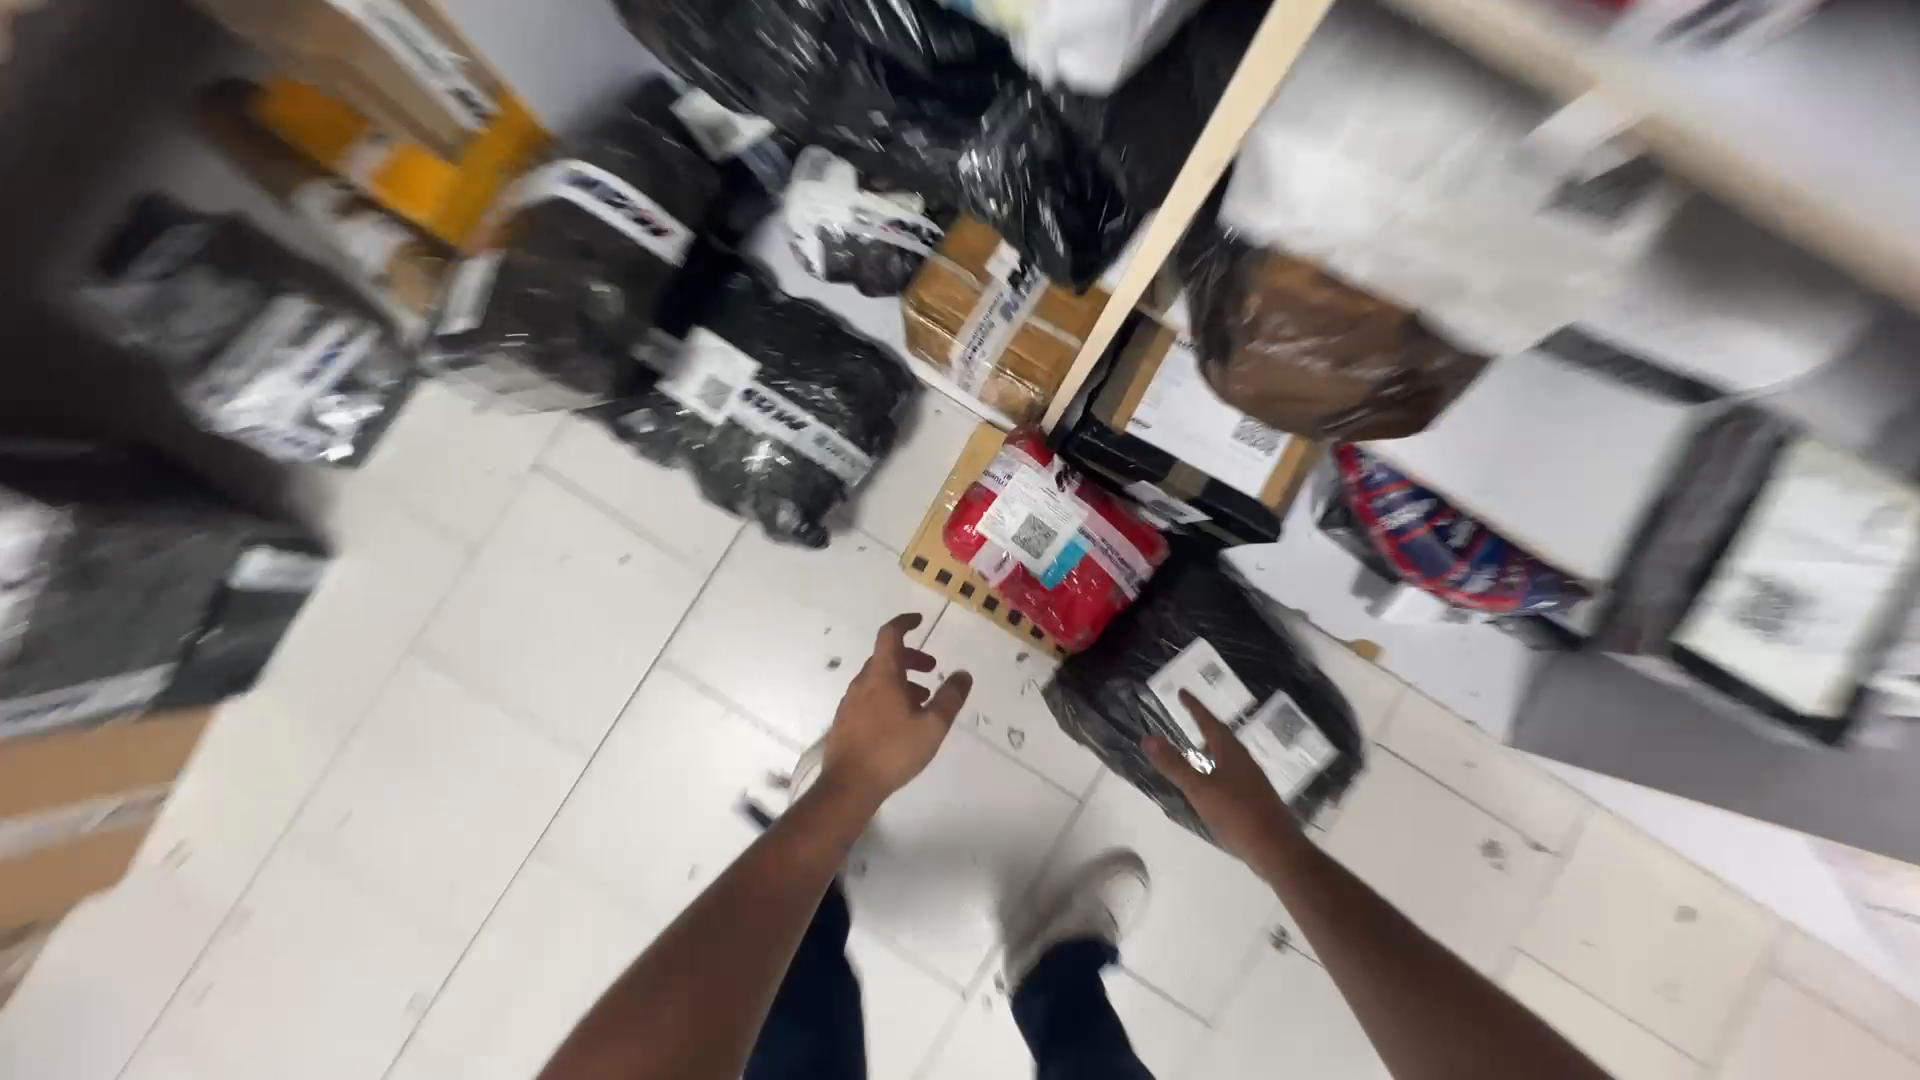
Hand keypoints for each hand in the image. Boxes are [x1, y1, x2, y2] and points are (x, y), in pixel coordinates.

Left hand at [820, 613, 972, 807]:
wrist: (849, 786)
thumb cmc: (892, 751)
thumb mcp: (932, 726)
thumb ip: (950, 698)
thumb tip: (963, 674)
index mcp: (881, 675)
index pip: (890, 635)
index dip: (904, 623)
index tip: (920, 620)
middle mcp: (862, 683)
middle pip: (885, 657)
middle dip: (911, 657)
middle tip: (933, 669)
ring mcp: (850, 702)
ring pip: (878, 679)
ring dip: (901, 680)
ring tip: (923, 700)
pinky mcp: (846, 721)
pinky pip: (870, 696)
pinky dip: (889, 696)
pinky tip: (902, 721)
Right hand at [1144, 692, 1301, 865]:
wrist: (1278, 850)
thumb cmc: (1238, 815)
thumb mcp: (1200, 790)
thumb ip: (1175, 765)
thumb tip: (1148, 738)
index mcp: (1231, 753)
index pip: (1210, 723)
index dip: (1195, 707)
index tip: (1183, 692)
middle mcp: (1244, 761)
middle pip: (1222, 737)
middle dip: (1205, 725)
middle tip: (1190, 716)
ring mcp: (1253, 781)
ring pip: (1228, 756)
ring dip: (1212, 748)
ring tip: (1198, 748)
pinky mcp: (1256, 799)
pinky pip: (1232, 773)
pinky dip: (1217, 768)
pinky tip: (1212, 783)